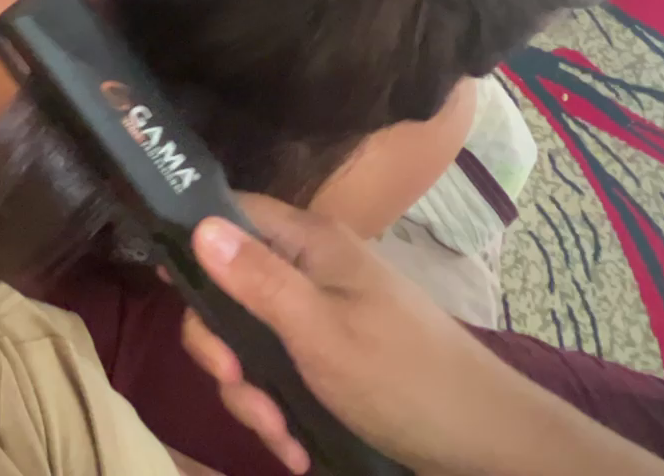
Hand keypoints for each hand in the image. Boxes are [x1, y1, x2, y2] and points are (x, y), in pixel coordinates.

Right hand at [184, 195, 663, 475]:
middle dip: (223, 344)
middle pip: (230, 285)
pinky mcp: (325, 356)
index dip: (195, 240)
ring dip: (250, 390)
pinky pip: (276, 371)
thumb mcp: (321, 331)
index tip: (169, 286)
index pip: (232, 212)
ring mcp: (317, 314)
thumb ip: (257, 280)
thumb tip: (198, 225)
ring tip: (279, 435)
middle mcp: (307, 269)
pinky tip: (294, 447)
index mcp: (308, 244)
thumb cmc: (405, 379)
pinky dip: (275, 408)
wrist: (494, 452)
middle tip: (236, 382)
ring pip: (248, 337)